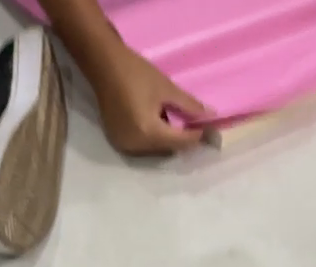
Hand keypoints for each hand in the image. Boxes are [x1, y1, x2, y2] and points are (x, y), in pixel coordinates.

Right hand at [91, 40, 214, 154]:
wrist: (104, 66)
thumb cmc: (136, 73)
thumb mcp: (166, 88)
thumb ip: (189, 105)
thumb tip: (211, 116)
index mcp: (149, 132)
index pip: (180, 142)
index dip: (196, 137)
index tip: (209, 130)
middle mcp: (136, 145)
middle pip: (168, 150)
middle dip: (182, 140)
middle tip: (194, 127)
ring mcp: (125, 146)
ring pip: (156, 150)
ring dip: (168, 141)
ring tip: (177, 125)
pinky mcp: (118, 142)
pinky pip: (143, 147)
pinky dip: (154, 139)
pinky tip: (158, 125)